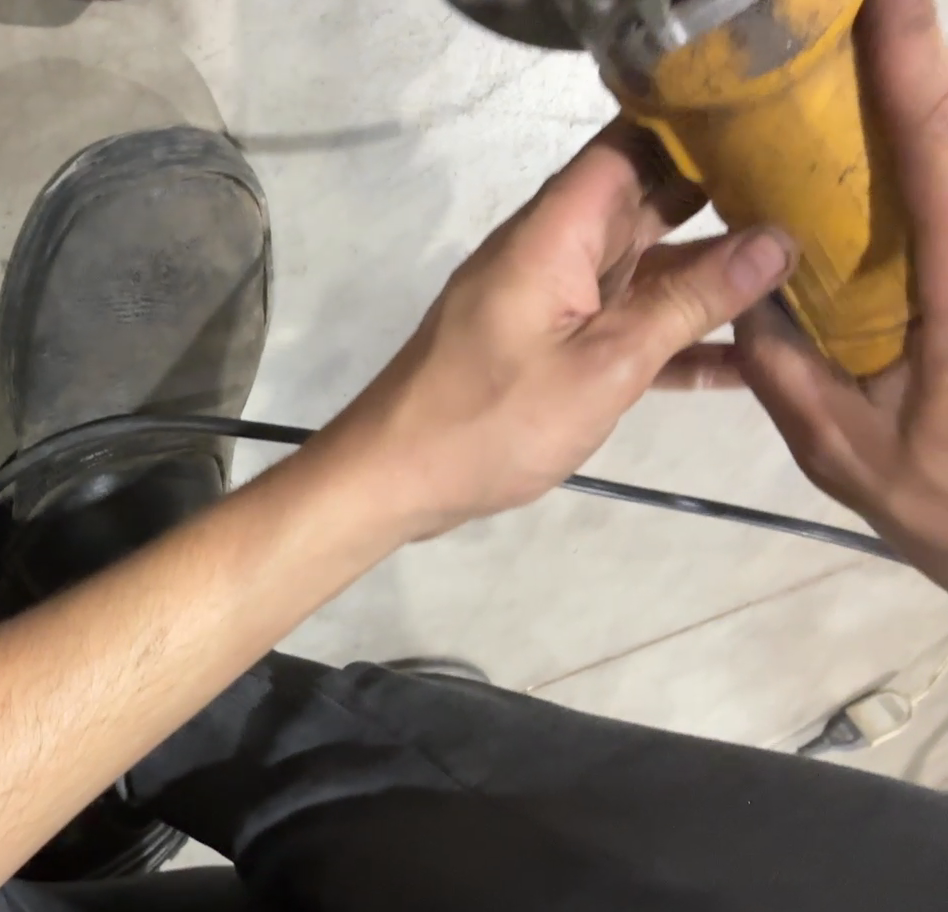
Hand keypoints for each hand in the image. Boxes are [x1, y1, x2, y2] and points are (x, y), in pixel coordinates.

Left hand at [323, 122, 795, 539]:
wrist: (386, 480)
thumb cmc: (486, 424)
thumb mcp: (600, 365)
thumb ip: (685, 302)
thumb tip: (776, 241)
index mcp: (546, 240)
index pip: (626, 148)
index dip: (702, 128)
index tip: (784, 133)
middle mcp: (537, 261)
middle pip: (639, 207)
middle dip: (730, 202)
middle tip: (828, 208)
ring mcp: (532, 309)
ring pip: (631, 272)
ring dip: (707, 279)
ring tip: (811, 278)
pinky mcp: (530, 353)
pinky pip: (608, 328)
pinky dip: (664, 338)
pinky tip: (744, 360)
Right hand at [735, 0, 947, 586]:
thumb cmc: (943, 499)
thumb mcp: (842, 446)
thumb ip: (791, 372)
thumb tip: (743, 300)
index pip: (937, 172)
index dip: (914, 90)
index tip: (896, 14)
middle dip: (925, 86)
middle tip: (883, 25)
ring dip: (927, 135)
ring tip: (878, 85)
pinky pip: (942, 233)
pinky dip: (926, 190)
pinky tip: (888, 181)